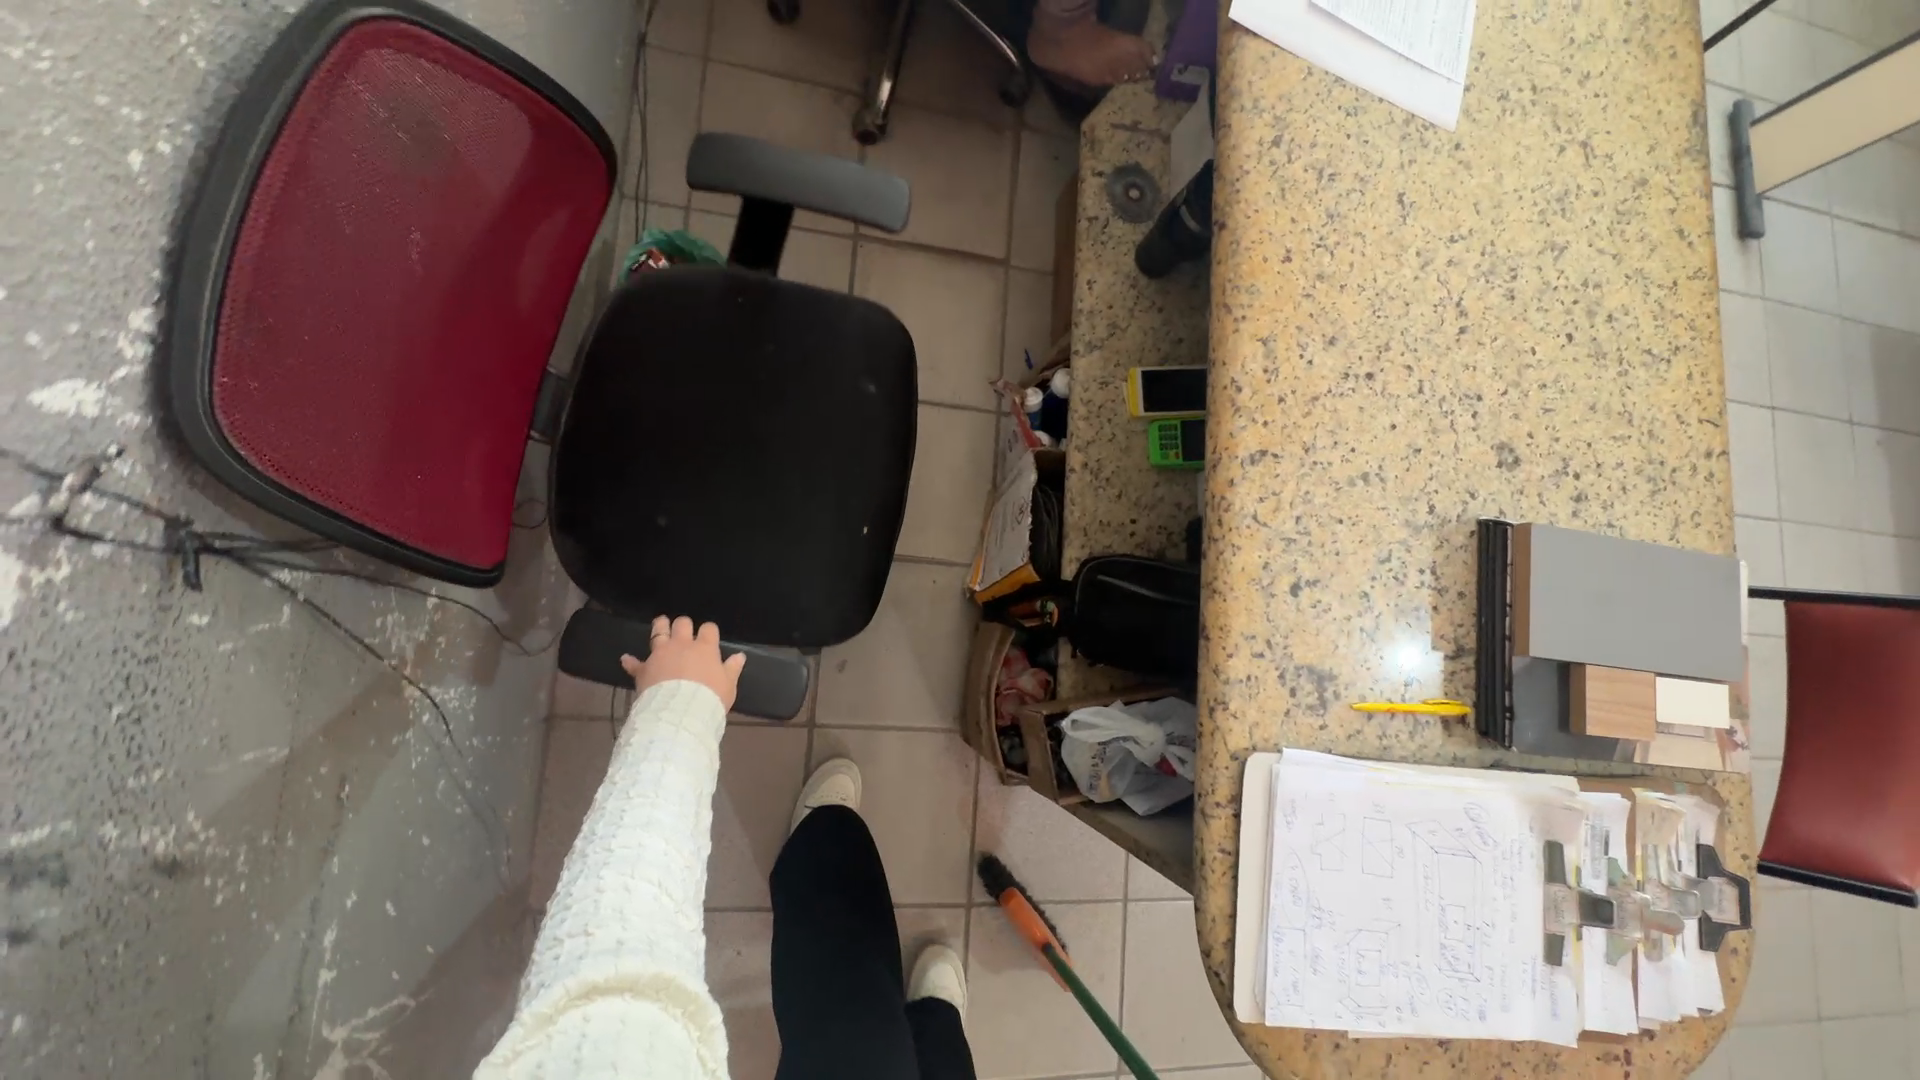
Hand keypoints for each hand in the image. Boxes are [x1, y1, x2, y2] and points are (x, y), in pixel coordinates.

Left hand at [621, 616, 745, 711]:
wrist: (680, 714)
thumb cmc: (710, 698)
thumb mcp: (728, 685)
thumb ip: (732, 668)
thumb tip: (740, 656)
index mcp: (705, 648)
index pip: (709, 628)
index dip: (709, 630)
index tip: (709, 636)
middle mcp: (682, 645)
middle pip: (682, 624)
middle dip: (683, 624)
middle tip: (684, 629)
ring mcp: (660, 654)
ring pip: (658, 633)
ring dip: (659, 627)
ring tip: (660, 623)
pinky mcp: (644, 669)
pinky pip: (635, 664)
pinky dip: (630, 662)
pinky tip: (626, 659)